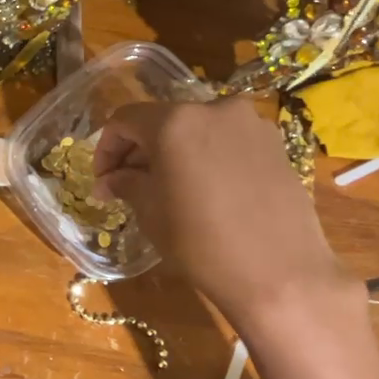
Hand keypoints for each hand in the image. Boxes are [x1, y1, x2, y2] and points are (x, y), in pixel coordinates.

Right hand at [93, 97, 352, 329]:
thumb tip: (109, 181)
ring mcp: (250, 124)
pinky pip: (226, 142)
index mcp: (175, 122)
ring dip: (173, 154)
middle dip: (140, 151)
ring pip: (197, 130)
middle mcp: (214, 109)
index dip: (106, 148)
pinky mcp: (275, 144)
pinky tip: (203, 192)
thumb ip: (126, 184)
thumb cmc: (198, 240)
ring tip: (167, 190)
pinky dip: (205, 158)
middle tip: (127, 186)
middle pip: (163, 121)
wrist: (277, 270)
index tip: (102, 179)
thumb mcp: (150, 211)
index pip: (125, 120)